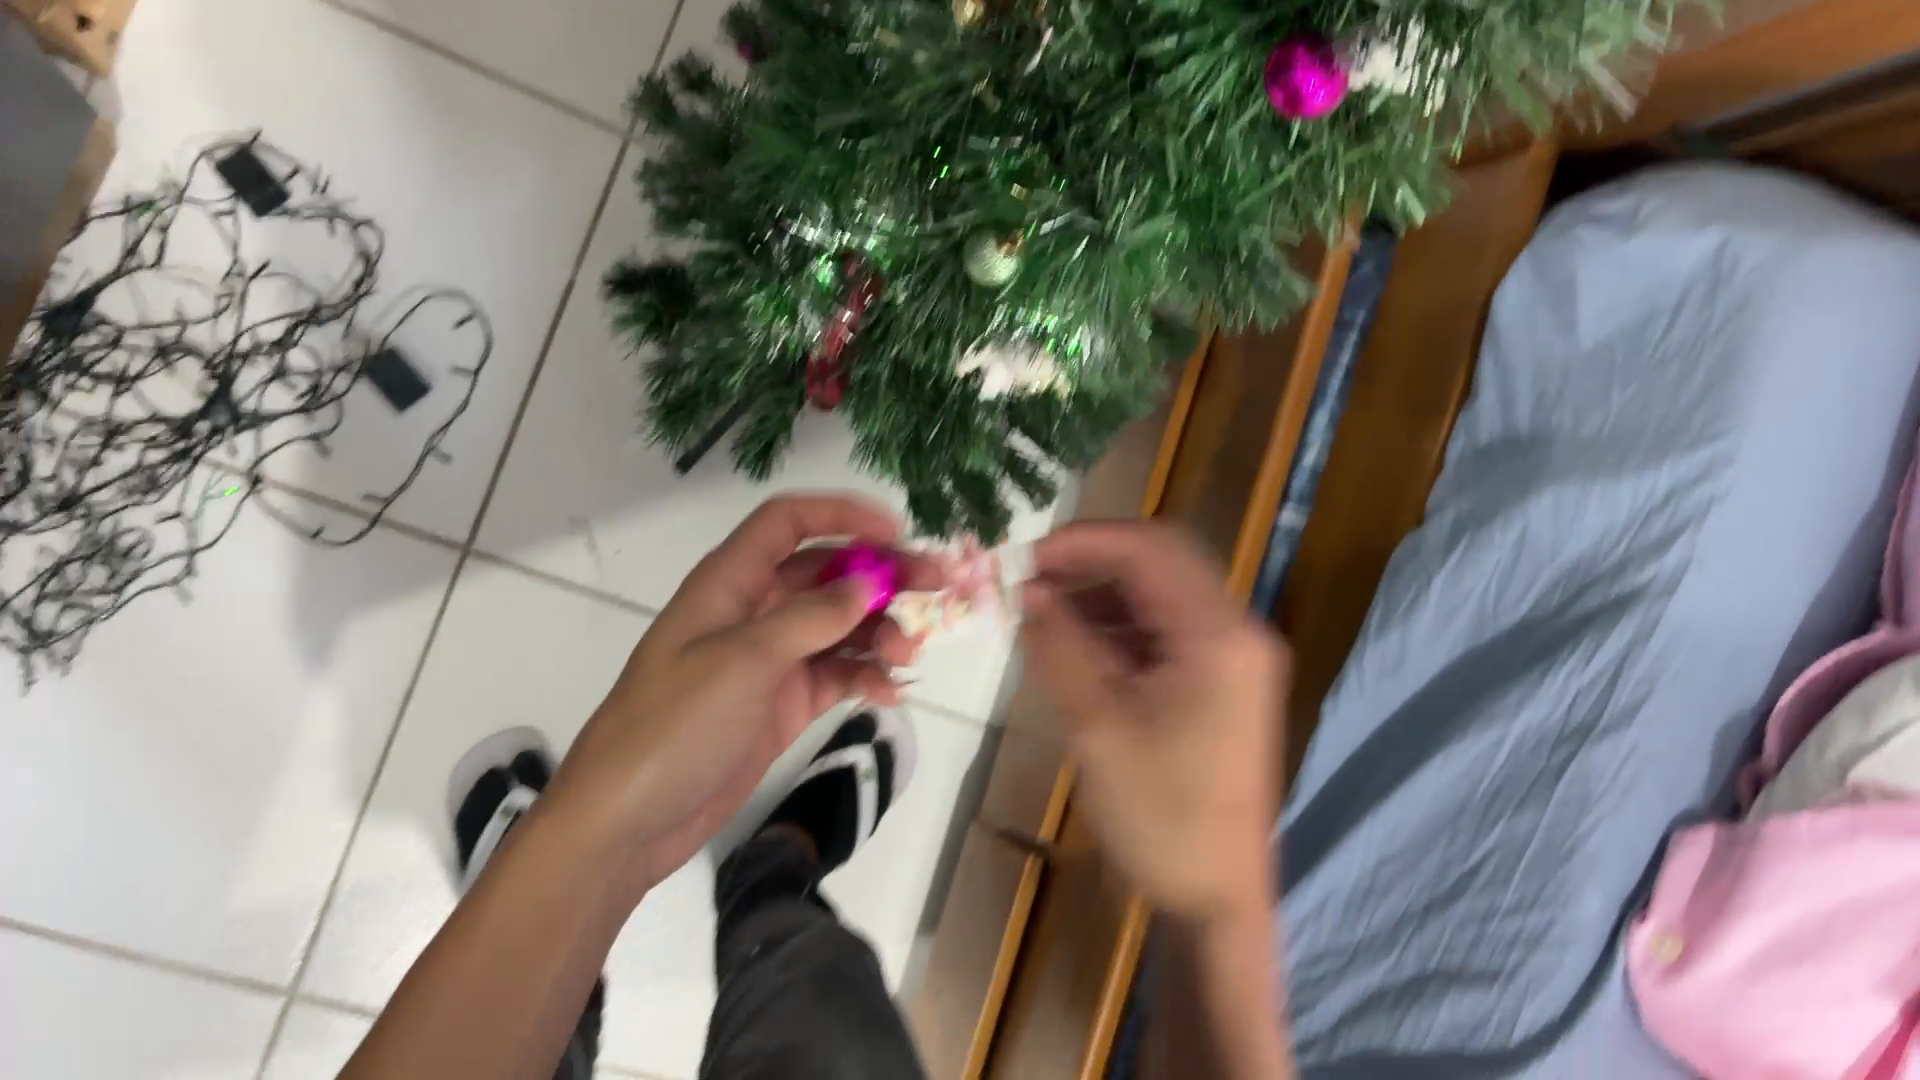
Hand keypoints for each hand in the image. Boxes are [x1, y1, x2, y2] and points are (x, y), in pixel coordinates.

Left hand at [542, 495, 935, 895]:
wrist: (628, 822)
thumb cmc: (674, 725)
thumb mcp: (743, 660)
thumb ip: (811, 618)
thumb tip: (869, 584)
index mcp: (731, 583)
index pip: (787, 524)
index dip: (841, 516)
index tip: (896, 531)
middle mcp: (755, 612)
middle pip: (827, 574)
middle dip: (881, 577)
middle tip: (936, 588)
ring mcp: (771, 660)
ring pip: (840, 626)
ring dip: (879, 632)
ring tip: (909, 654)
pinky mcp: (784, 703)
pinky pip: (837, 674)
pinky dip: (866, 676)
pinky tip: (891, 692)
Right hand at [1020, 522, 1288, 924]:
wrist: (1220, 897)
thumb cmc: (1160, 817)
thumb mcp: (1096, 727)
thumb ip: (1059, 647)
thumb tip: (1026, 593)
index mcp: (1218, 635)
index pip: (1148, 549)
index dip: (1081, 542)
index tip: (1022, 559)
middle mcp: (1238, 630)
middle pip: (1162, 559)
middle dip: (1091, 560)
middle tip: (1030, 578)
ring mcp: (1237, 656)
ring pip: (1164, 592)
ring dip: (1104, 592)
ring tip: (1044, 612)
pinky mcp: (1225, 681)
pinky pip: (1169, 629)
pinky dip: (1122, 625)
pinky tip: (1079, 643)